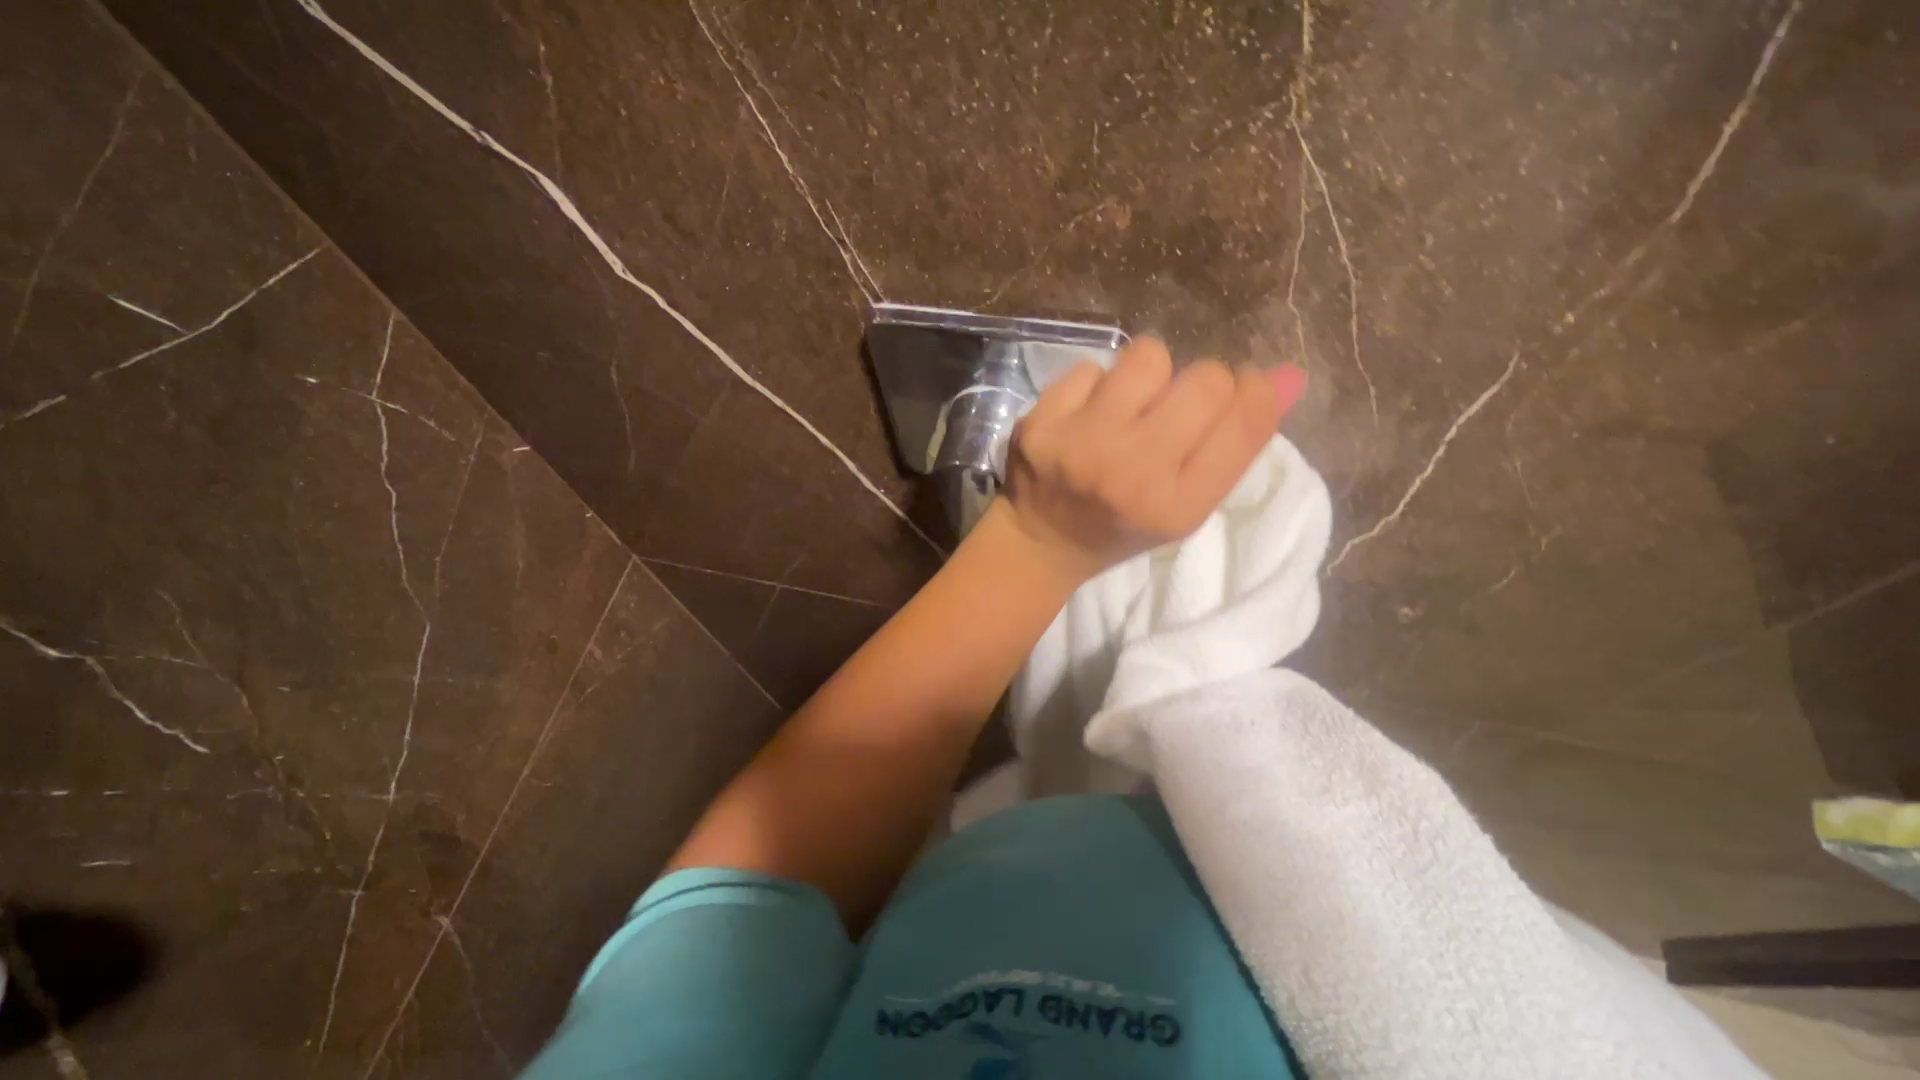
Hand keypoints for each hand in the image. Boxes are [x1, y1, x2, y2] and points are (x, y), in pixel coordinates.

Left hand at [998, 337, 1306, 581]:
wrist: (1041, 542)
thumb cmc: (1127, 524)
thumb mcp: (1190, 501)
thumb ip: (1238, 441)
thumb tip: (1291, 374)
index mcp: (1179, 506)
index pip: (1247, 421)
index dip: (1254, 392)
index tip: (1240, 391)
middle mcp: (1133, 473)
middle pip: (1205, 379)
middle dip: (1205, 382)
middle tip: (1180, 405)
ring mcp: (1081, 445)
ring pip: (1149, 355)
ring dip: (1149, 374)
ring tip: (1133, 406)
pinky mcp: (1040, 421)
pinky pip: (1093, 366)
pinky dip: (1098, 385)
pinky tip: (1087, 416)